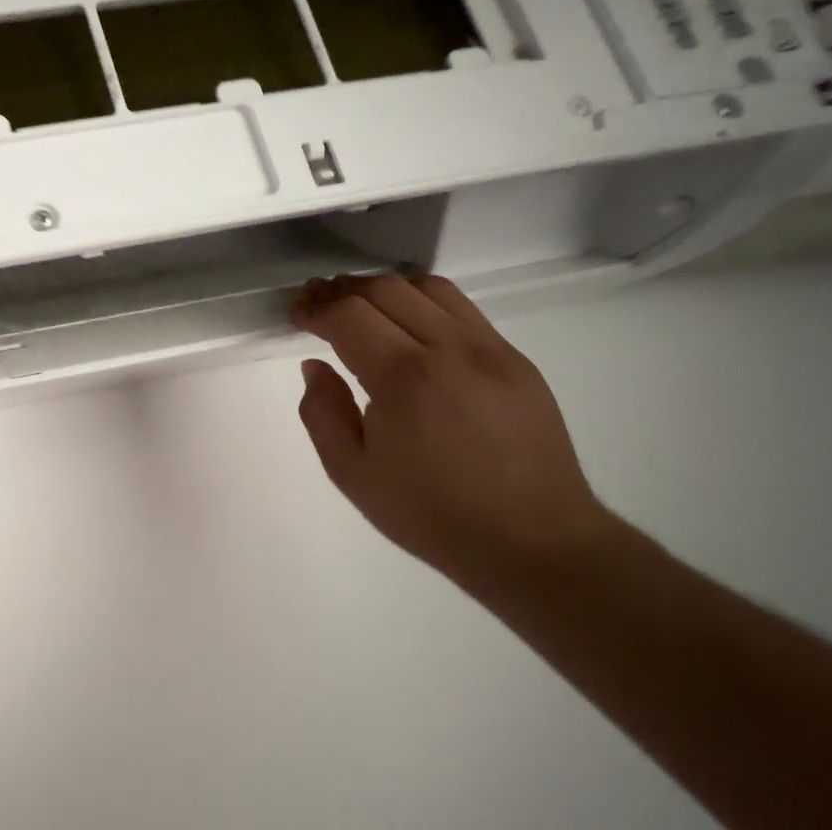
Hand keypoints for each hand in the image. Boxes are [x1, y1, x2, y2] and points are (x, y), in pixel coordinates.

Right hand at [290, 274, 615, 588]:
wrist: (537, 542)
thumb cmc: (432, 514)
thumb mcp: (352, 473)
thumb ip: (322, 412)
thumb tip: (316, 367)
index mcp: (406, 378)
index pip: (349, 314)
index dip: (315, 308)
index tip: (295, 315)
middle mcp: (452, 351)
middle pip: (386, 289)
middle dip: (342, 290)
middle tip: (315, 303)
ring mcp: (493, 352)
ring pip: (430, 289)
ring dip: (384, 288)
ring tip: (358, 304)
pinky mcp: (518, 362)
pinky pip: (462, 311)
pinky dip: (422, 303)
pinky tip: (406, 324)